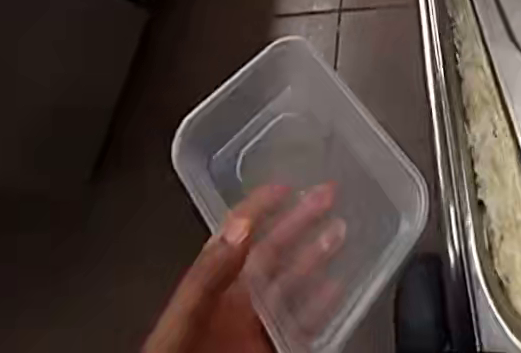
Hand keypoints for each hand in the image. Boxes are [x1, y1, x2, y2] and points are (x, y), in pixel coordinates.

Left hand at [143, 184, 349, 352]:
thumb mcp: (179, 330)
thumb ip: (207, 279)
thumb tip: (239, 227)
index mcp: (207, 292)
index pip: (235, 237)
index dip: (258, 208)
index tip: (285, 184)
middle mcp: (233, 306)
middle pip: (271, 253)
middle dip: (300, 220)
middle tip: (328, 192)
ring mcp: (253, 332)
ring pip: (292, 284)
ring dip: (317, 255)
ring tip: (341, 229)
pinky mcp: (272, 352)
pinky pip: (301, 325)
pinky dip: (321, 305)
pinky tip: (337, 287)